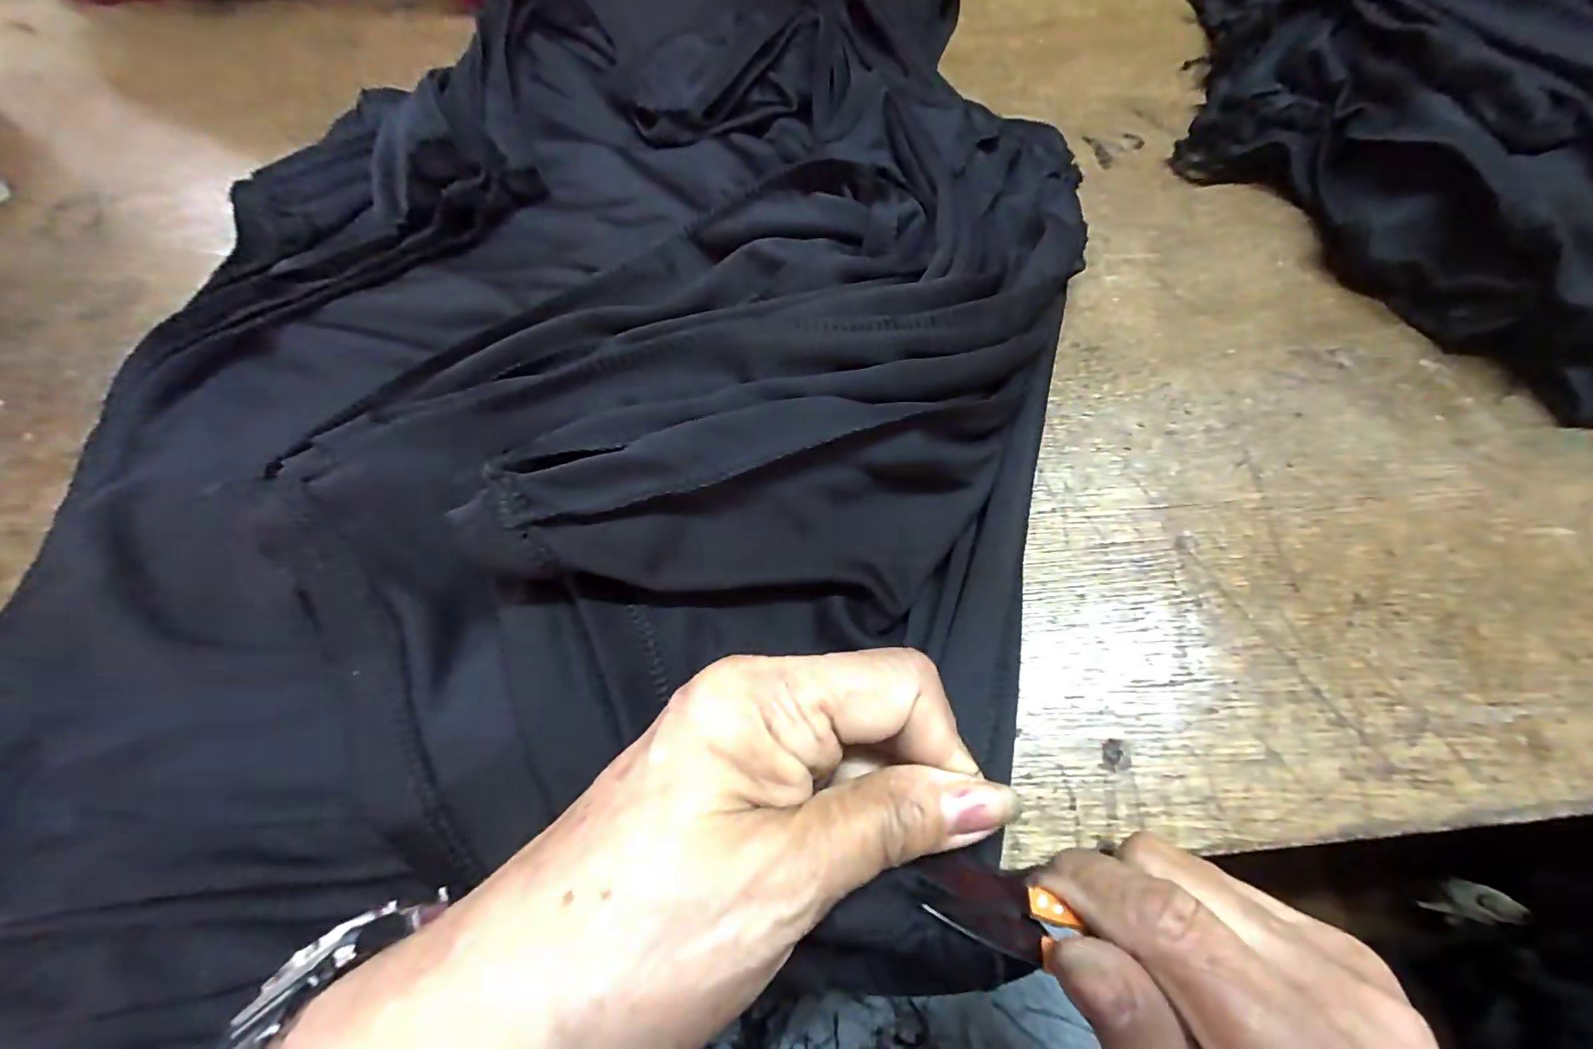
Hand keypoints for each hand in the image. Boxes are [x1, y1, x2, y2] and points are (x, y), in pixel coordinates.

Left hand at [283, 649, 1016, 1048]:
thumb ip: (893, 823)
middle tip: (920, 860)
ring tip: (870, 874)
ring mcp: (745, 744)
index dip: (944, 748)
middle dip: (916, 779)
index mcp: (762, 693)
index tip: (962, 827)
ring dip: (887, 807)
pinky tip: (841, 867)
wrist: (492, 1026)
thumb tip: (994, 798)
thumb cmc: (638, 942)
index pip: (899, 684)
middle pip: (881, 711)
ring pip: (860, 752)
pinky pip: (827, 784)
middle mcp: (758, 700)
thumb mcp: (784, 878)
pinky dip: (855, 822)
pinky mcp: (739, 787)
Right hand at [1035, 833, 1435, 1048]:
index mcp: (1291, 1041)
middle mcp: (1326, 978)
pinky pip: (1242, 893)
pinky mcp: (1351, 952)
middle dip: (1109, 880)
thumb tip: (1069, 942)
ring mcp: (1346, 958)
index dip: (1090, 888)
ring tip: (1126, 939)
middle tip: (1073, 923)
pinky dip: (1195, 907)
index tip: (1037, 887)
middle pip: (1176, 868)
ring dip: (1147, 889)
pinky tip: (1191, 957)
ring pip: (1204, 869)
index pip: (1167, 917)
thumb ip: (1140, 1038)